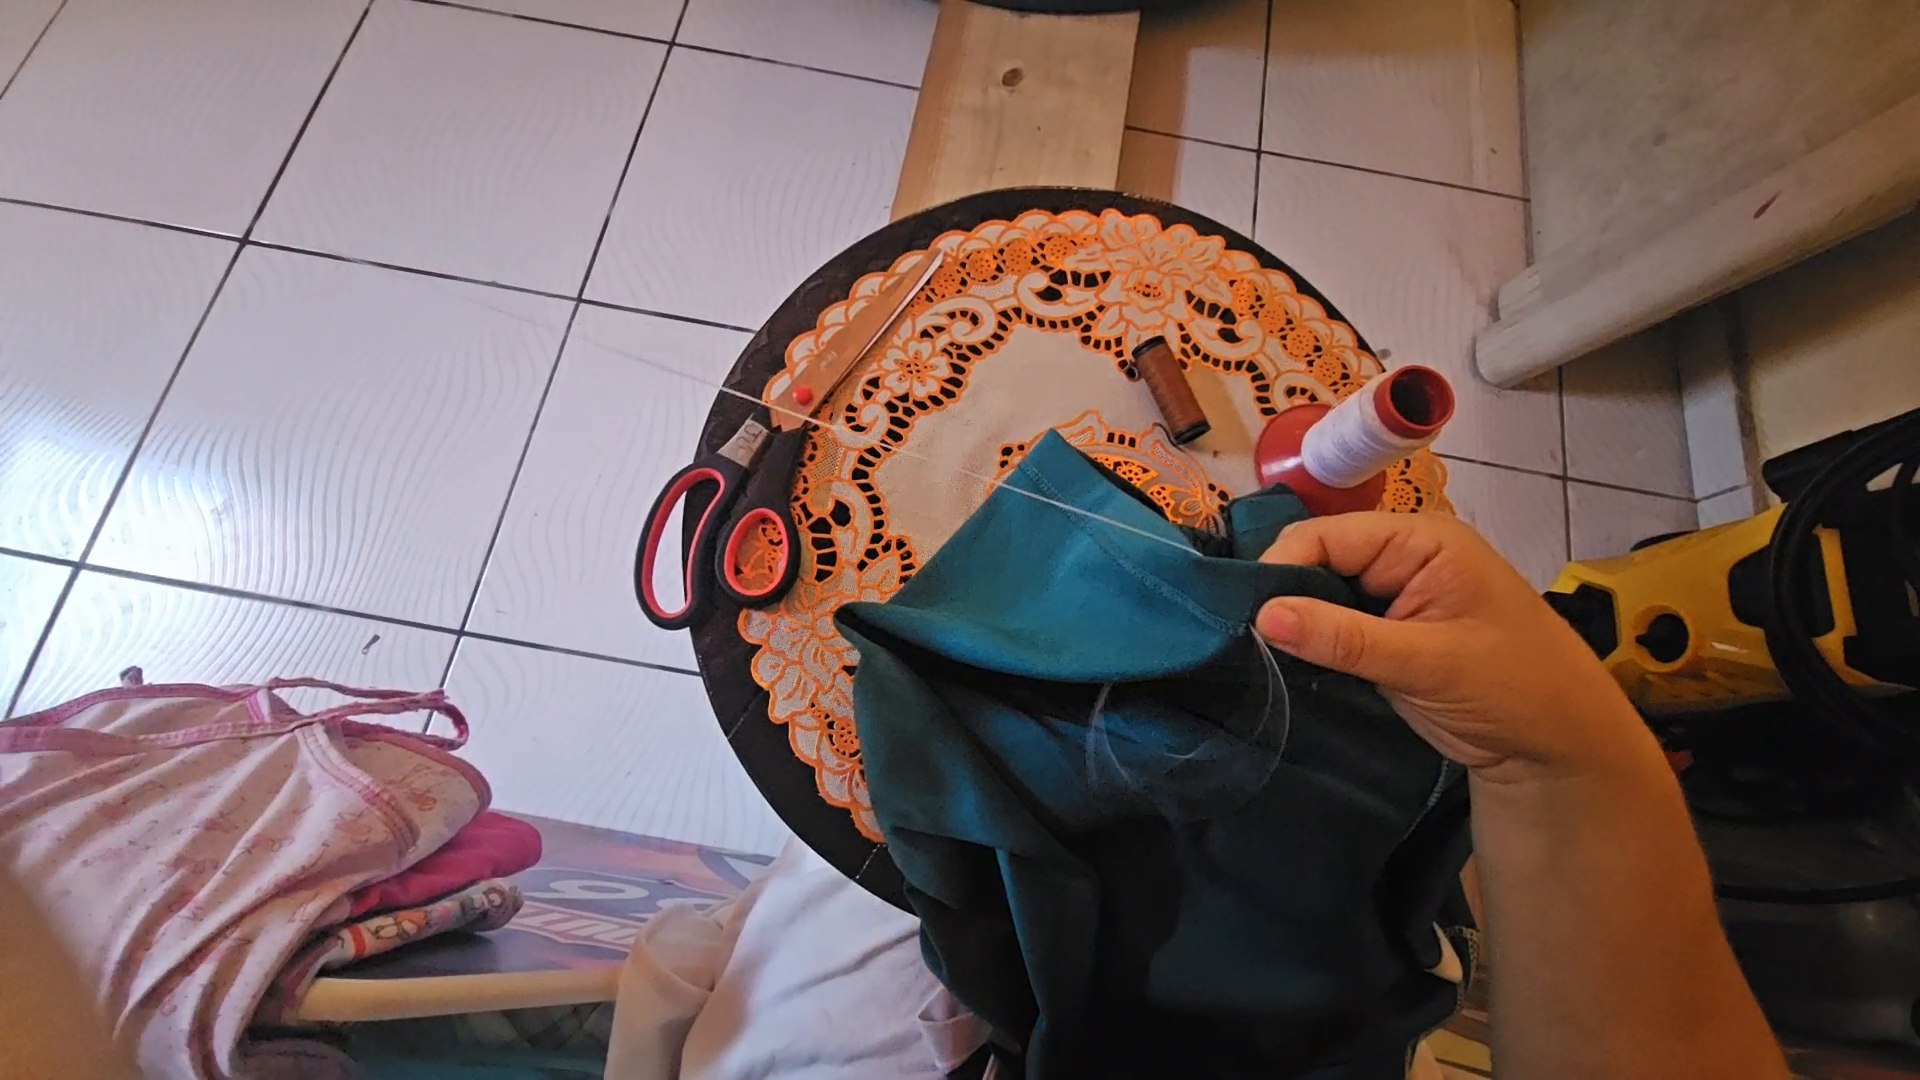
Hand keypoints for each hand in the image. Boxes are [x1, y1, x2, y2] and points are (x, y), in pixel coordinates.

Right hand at [1256, 512, 1658, 785]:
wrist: (1561, 752)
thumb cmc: (1518, 691)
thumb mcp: (1431, 663)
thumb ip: (1344, 638)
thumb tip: (1260, 615)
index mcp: (1420, 540)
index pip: (1325, 536)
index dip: (1281, 567)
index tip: (1249, 615)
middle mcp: (1398, 555)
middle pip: (1313, 557)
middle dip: (1282, 594)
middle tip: (1247, 635)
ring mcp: (1387, 592)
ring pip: (1313, 591)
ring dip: (1291, 619)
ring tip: (1259, 648)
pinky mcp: (1377, 627)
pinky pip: (1325, 620)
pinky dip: (1306, 639)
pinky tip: (1286, 657)